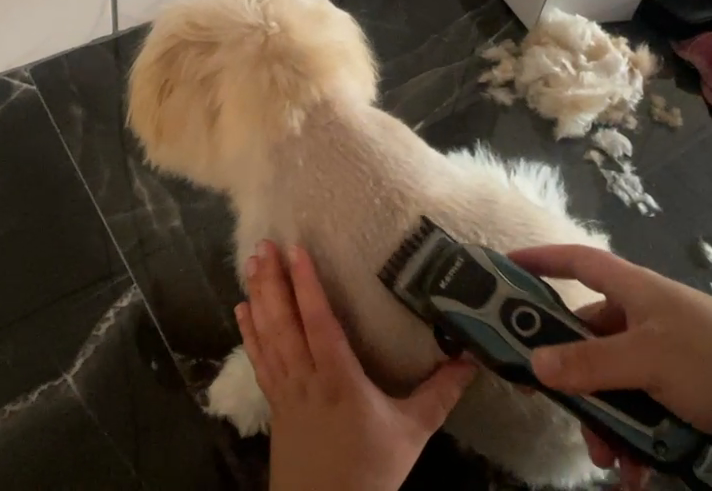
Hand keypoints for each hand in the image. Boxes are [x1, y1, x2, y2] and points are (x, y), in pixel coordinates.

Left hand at [237, 241, 476, 490]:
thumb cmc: (372, 470)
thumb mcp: (413, 431)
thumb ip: (440, 392)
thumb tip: (470, 358)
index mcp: (338, 378)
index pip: (318, 320)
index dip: (306, 283)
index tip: (296, 249)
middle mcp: (306, 377)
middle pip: (283, 320)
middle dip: (272, 280)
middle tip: (263, 243)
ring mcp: (285, 391)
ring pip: (267, 335)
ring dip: (257, 296)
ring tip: (250, 262)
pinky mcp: (274, 405)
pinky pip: (258, 361)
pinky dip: (249, 333)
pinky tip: (241, 310)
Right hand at [509, 245, 711, 470]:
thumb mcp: (649, 362)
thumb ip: (591, 365)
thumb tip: (535, 364)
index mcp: (637, 291)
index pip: (579, 261)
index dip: (542, 259)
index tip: (506, 267)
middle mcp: (646, 318)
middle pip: (589, 337)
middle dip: (572, 376)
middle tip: (554, 403)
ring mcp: (666, 356)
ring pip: (614, 381)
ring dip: (605, 418)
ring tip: (608, 456)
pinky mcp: (683, 392)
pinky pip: (641, 408)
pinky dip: (634, 436)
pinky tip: (635, 470)